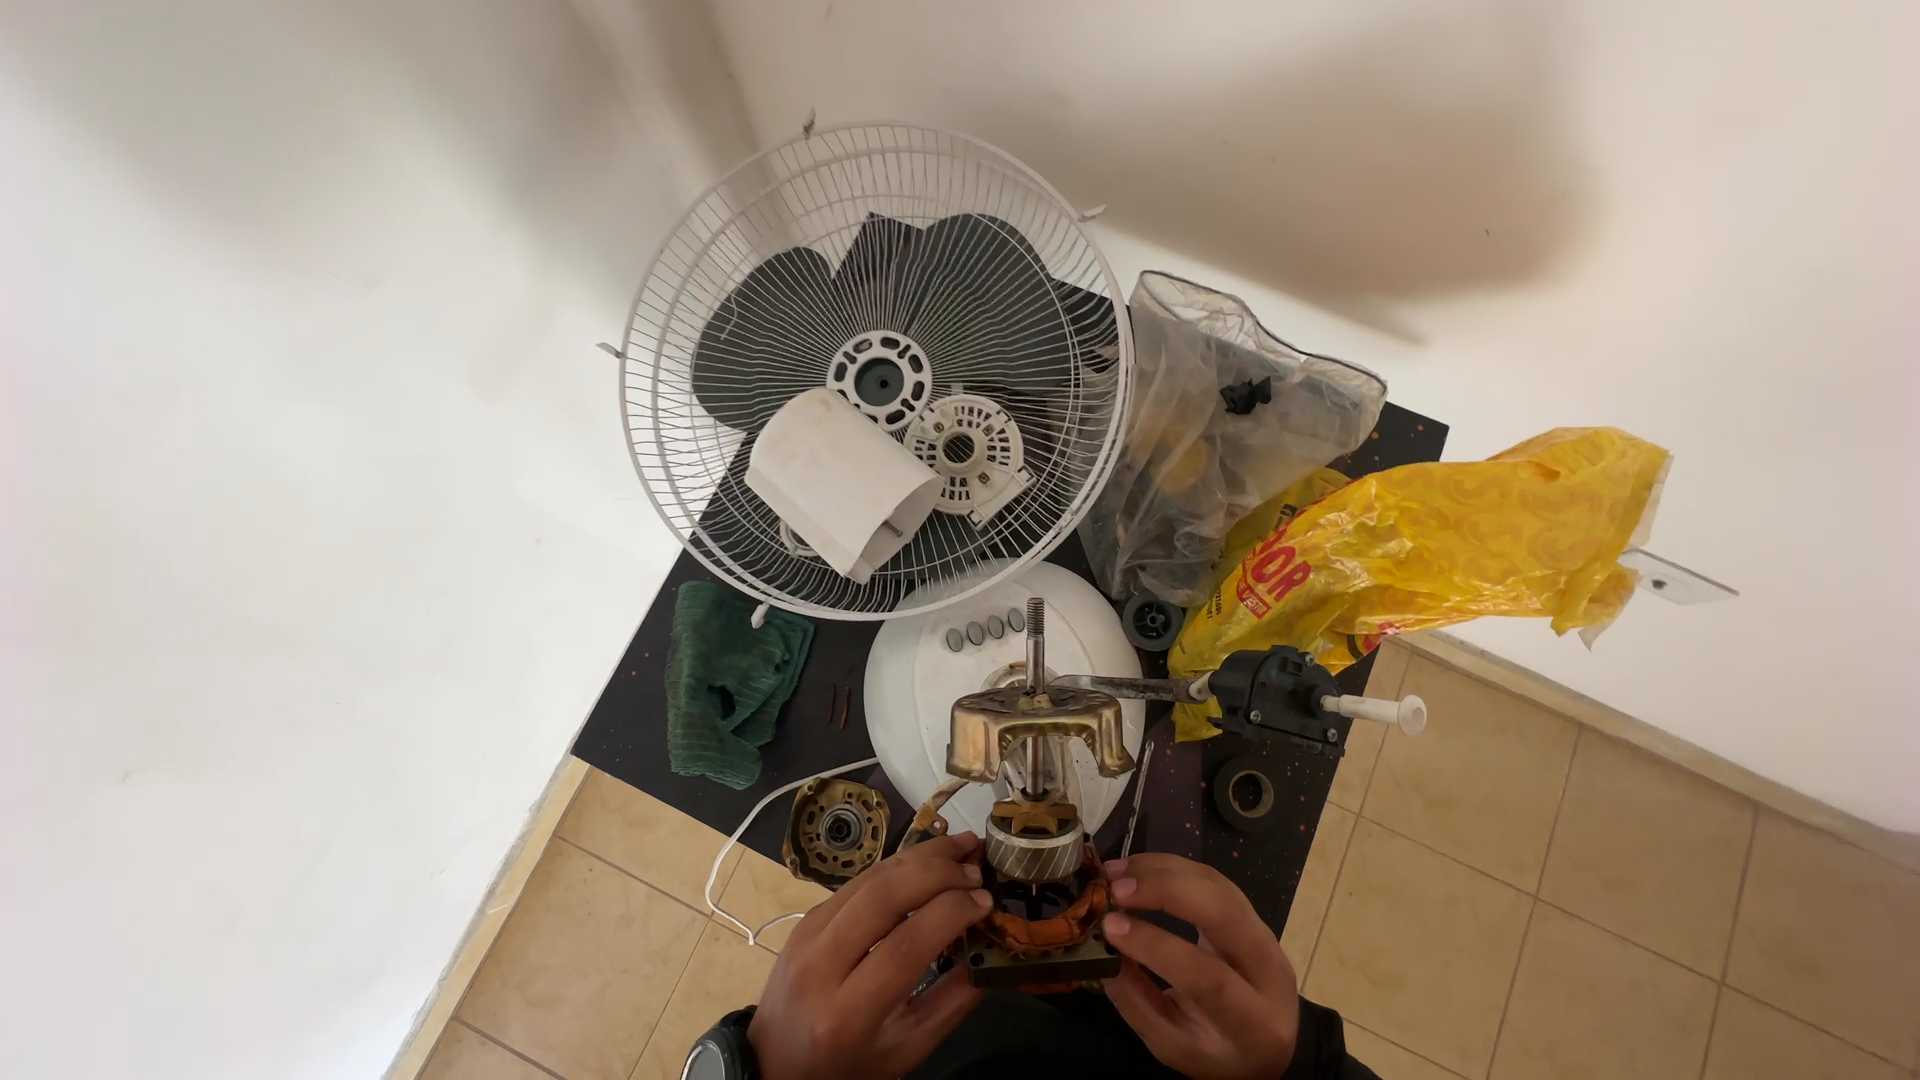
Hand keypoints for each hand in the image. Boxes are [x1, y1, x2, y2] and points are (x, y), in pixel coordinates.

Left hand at [748, 832, 992, 1079]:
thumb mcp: (906, 1049)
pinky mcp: (809, 914)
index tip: (985, 901)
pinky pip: (860, 879)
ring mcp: (809, 933)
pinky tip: (929, 857)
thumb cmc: (849, 1065)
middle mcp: (821, 965)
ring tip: (962, 845)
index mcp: (847, 1014)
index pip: (905, 945)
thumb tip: (992, 946)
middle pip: (884, 897)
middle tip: (976, 869)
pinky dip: (900, 863)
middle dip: (938, 873)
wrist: (775, 1061)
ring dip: (921, 855)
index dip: (950, 914)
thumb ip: (953, 1001)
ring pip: (871, 877)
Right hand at [1100, 854, 1299, 1079]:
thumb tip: (1103, 949)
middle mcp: (1268, 968)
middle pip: (1223, 912)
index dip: (1156, 945)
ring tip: (1115, 872)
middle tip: (1116, 888)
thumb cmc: (1215, 1049)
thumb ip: (1136, 1002)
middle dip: (1165, 890)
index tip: (1110, 926)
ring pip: (1216, 884)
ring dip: (1161, 870)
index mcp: (1254, 1019)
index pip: (1208, 975)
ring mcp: (1264, 931)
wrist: (1269, 1039)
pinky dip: (1169, 866)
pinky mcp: (1249, 909)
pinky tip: (1136, 868)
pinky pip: (1210, 876)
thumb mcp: (1172, 1045)